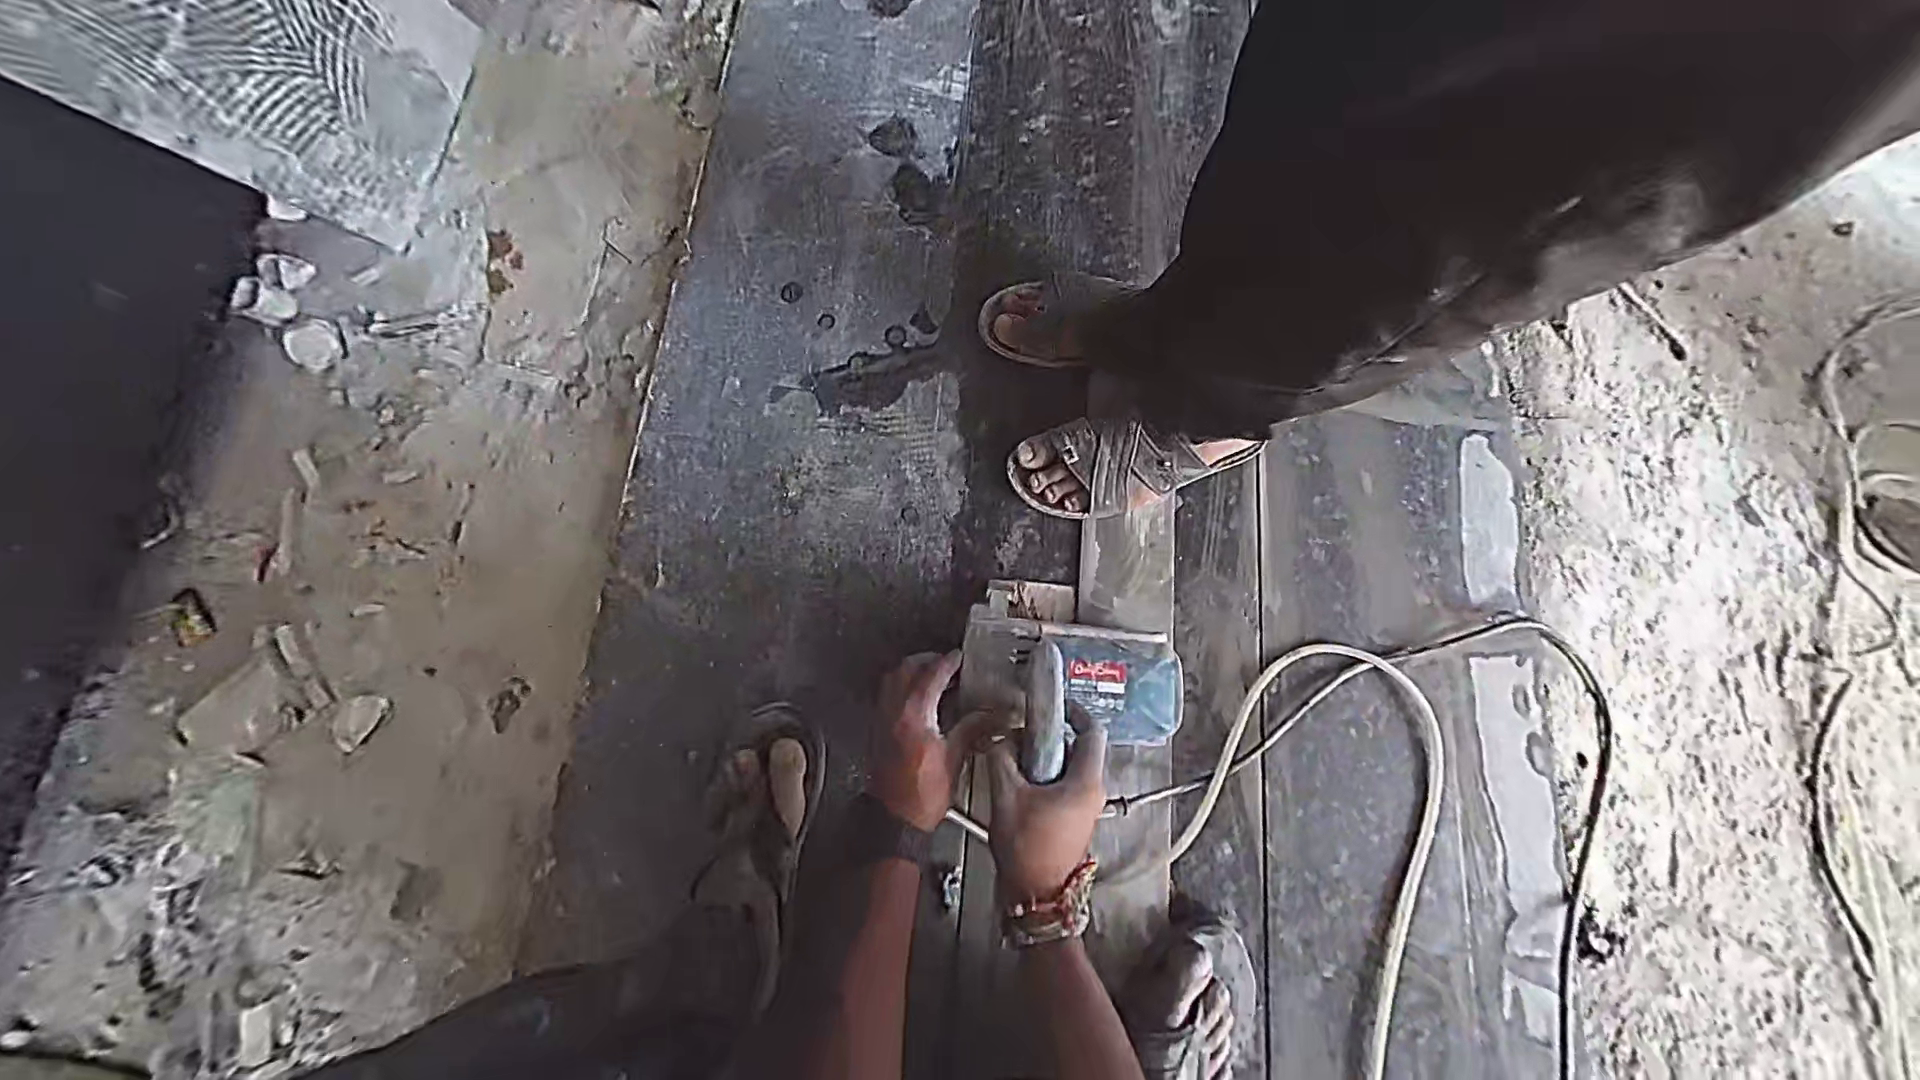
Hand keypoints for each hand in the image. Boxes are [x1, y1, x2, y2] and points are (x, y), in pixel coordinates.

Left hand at [871, 652, 992, 830]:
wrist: (895, 819)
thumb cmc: (921, 796)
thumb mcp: (954, 758)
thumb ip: (971, 729)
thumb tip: (989, 714)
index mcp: (913, 715)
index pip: (931, 675)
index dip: (948, 662)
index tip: (959, 658)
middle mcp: (893, 712)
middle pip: (907, 669)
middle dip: (928, 660)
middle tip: (947, 664)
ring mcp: (882, 719)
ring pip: (893, 679)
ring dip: (912, 671)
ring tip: (933, 676)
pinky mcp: (877, 729)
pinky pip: (887, 694)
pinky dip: (902, 686)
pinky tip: (918, 698)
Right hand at [983, 703, 1106, 901]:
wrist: (1035, 896)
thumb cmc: (1027, 847)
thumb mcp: (1006, 795)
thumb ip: (1002, 757)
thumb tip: (1002, 737)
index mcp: (1086, 782)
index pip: (1093, 732)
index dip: (1075, 711)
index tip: (1054, 703)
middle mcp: (1093, 791)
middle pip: (1079, 747)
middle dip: (1052, 734)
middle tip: (1025, 727)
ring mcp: (1086, 806)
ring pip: (1070, 766)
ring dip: (1046, 755)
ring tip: (1017, 751)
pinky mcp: (1074, 818)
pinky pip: (1064, 783)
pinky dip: (1046, 773)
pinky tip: (1020, 777)